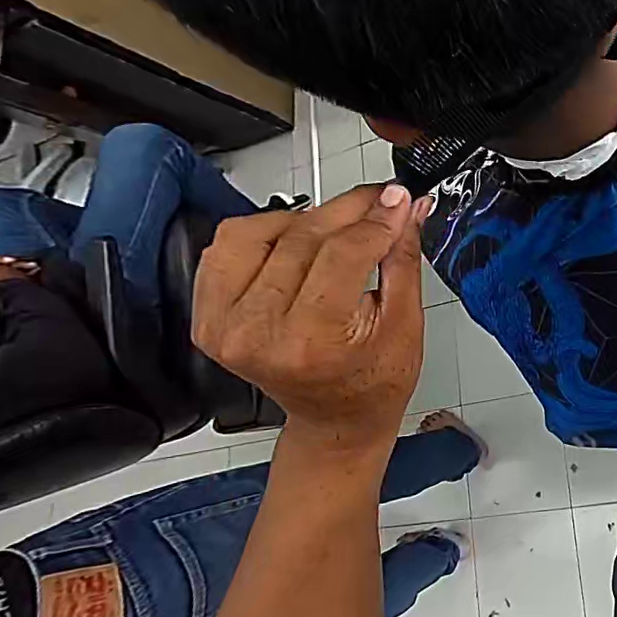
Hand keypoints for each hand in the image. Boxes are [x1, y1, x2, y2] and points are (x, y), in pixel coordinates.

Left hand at [191, 184, 430, 453]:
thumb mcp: (406, 321)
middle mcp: (258, 332)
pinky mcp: (209, 316)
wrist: (338, 417)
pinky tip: (300, 241)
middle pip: (303, 238)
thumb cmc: (374, 382)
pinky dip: (266, 233)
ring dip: (306, 219)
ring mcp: (224, 324)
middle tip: (381, 200)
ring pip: (259, 232)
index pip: (343, 254)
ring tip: (342, 228)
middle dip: (350, 211)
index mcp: (313, 341)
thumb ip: (403, 258)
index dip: (377, 220)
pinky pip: (227, 248)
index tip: (399, 200)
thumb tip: (407, 211)